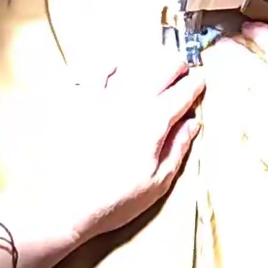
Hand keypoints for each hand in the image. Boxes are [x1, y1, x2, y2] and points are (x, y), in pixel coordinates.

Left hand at [0, 54, 203, 267]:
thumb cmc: (116, 200)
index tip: (202, 81)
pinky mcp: (79, 104)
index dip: (195, 86)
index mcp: (154, 122)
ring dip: (148, 62)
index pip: (182, 94)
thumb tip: (193, 123)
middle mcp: (130, 102)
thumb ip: (178, 148)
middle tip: (183, 70)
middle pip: (159, 70)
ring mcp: (102, 99)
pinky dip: (108, 66)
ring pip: (132, 67)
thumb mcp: (158, 181)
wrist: (65, 204)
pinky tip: (114, 65)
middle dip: (176, 66)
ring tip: (156, 64)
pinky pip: (94, 74)